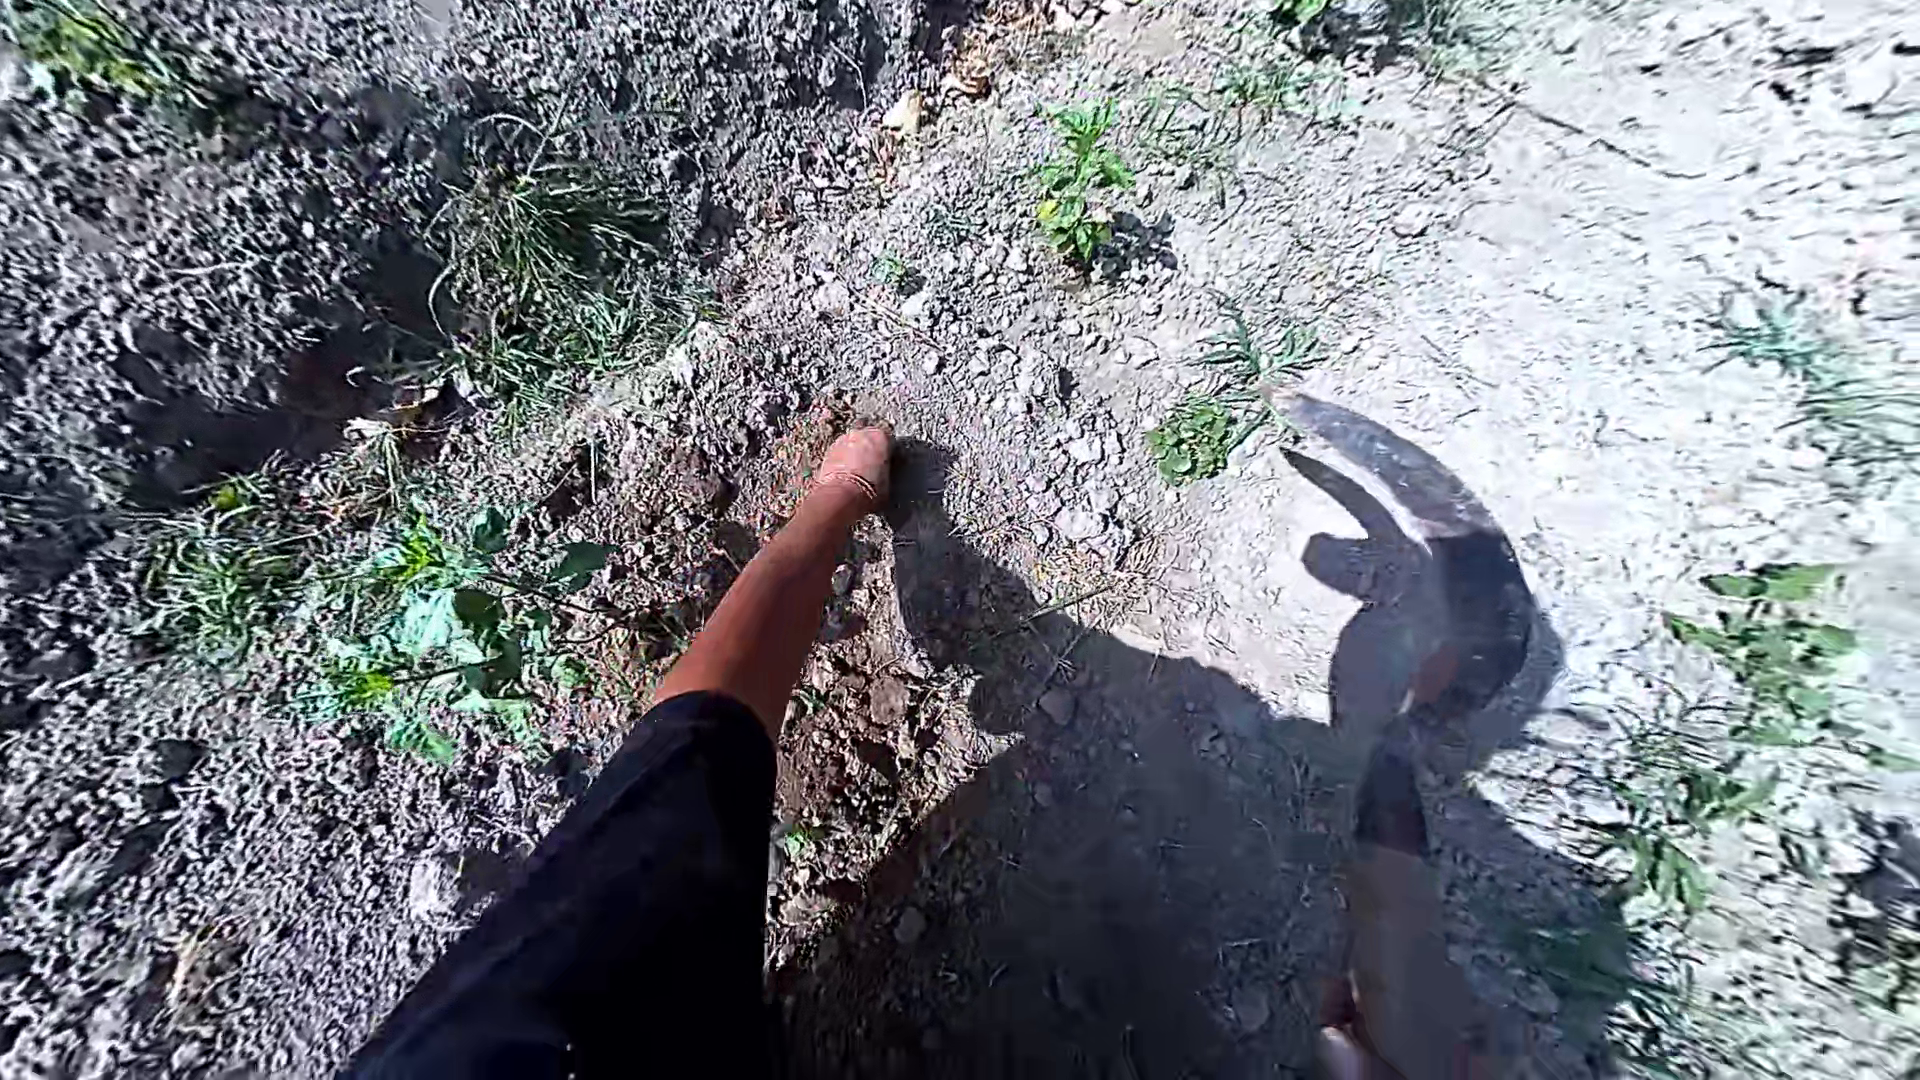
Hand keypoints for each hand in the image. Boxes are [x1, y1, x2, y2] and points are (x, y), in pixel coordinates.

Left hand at [811, 426, 891, 512]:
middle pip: (866, 438)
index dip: (887, 453)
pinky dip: (840, 461)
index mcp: (880, 437)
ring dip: (852, 454)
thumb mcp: (887, 480)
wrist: (844, 495)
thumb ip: (885, 468)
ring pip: (850, 444)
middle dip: (867, 450)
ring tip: (855, 473)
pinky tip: (843, 475)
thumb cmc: (870, 488)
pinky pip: (838, 453)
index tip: (886, 463)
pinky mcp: (828, 451)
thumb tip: (882, 472)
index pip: (888, 440)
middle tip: (870, 467)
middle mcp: (861, 434)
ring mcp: (842, 440)